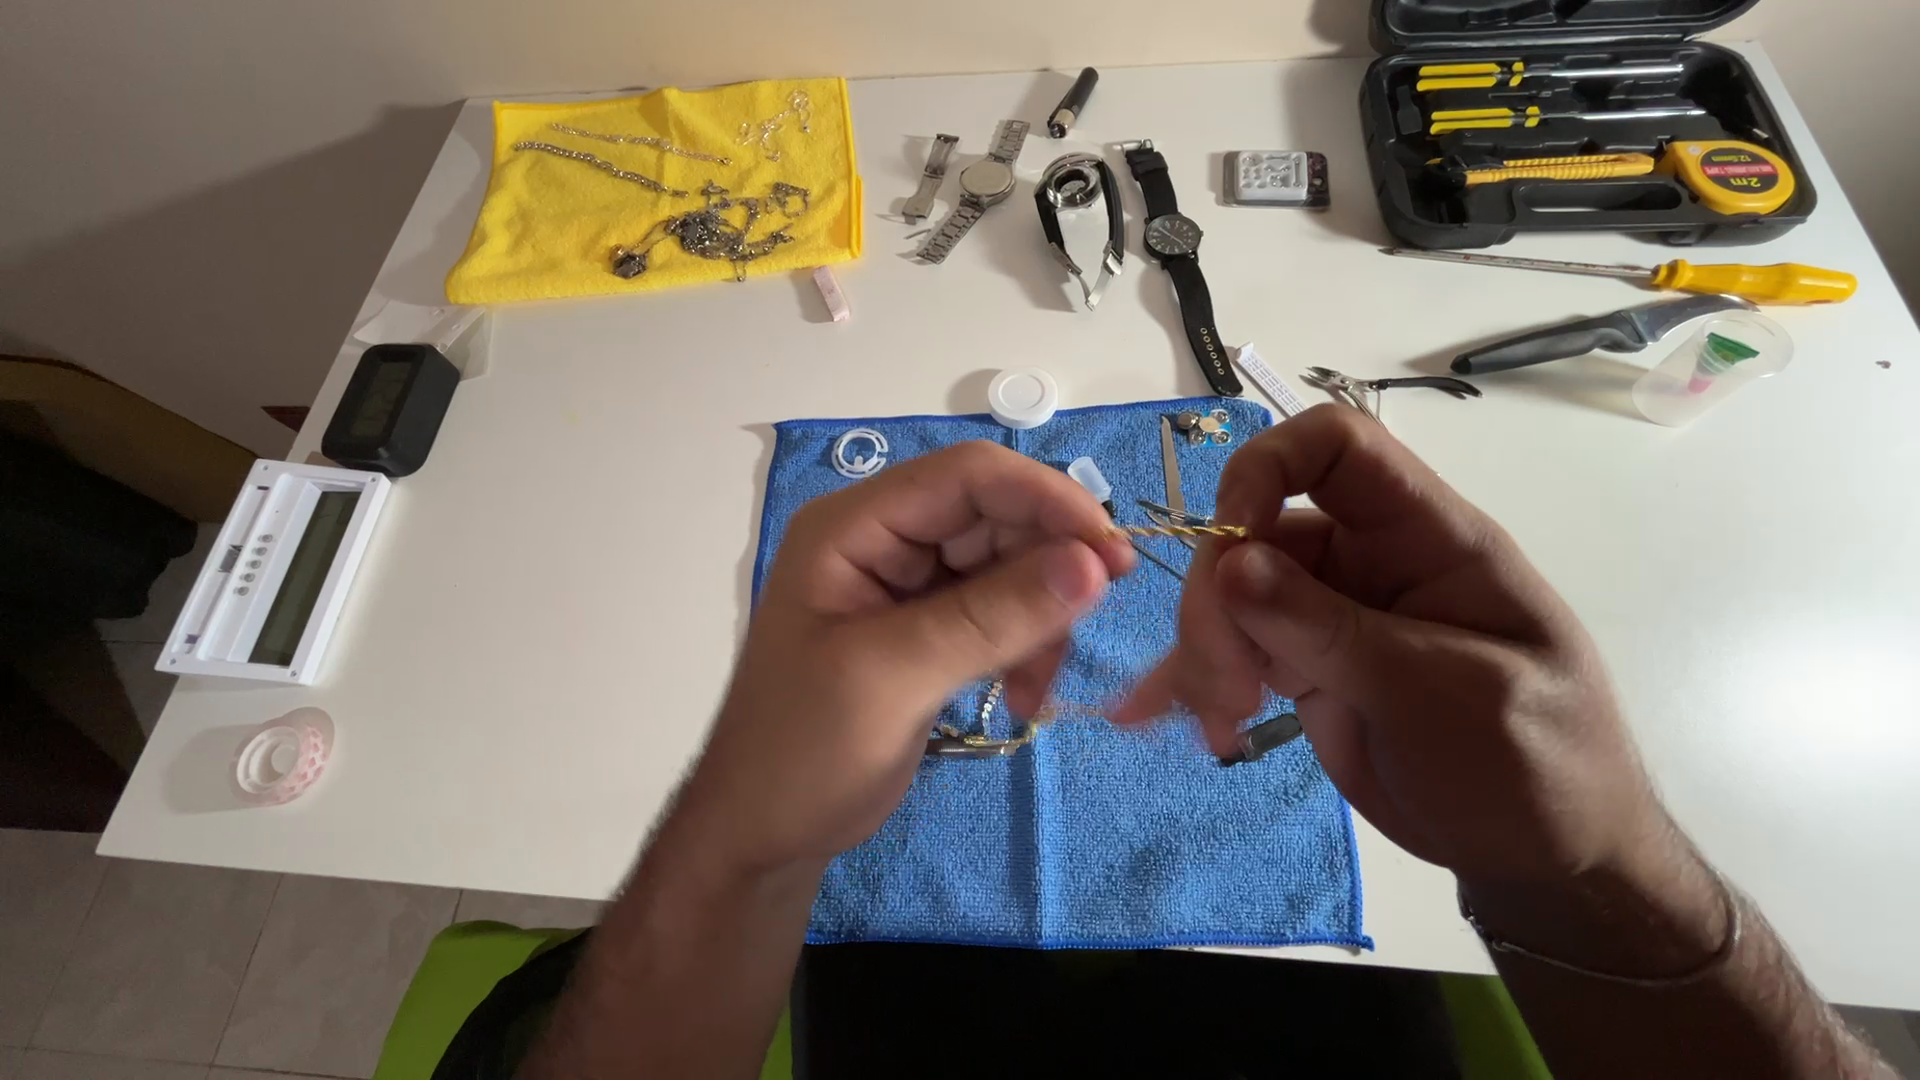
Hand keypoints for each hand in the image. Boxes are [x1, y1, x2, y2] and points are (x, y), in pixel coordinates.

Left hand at [683, 441, 1133, 871]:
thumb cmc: (802, 752)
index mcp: (853, 526)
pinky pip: (1002, 611)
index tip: (1110, 553)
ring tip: (1038, 687)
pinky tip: (1024, 697)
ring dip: (1042, 618)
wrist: (766, 831)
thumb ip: (992, 617)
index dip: (1045, 498)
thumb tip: (1093, 563)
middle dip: (1050, 565)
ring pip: (1008, 566)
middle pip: (995, 517)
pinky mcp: (930, 626)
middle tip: (1096, 616)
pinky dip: (1026, 646)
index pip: (966, 476)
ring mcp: (908, 583)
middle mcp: (884, 539)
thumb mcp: (892, 678)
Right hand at [1115, 406, 1666, 886]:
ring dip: (1203, 649)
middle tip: (1222, 689)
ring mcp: (1324, 609)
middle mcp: (1366, 558)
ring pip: (1226, 592)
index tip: (1230, 543)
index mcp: (1426, 537)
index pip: (1338, 447)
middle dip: (1218, 603)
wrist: (1534, 856)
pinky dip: (1188, 674)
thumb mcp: (1441, 695)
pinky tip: (1152, 709)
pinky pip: (1226, 646)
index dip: (1269, 468)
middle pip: (1256, 532)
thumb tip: (1230, 566)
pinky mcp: (1295, 659)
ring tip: (1219, 720)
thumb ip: (1333, 631)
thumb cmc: (1530, 767)